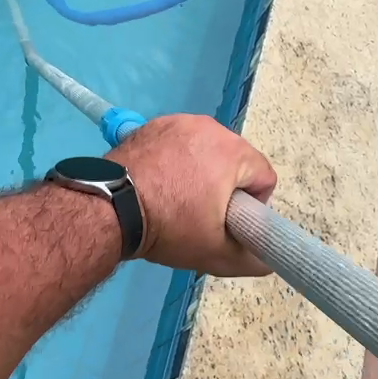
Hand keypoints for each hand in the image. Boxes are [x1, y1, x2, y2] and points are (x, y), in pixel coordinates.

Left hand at [107, 114, 275, 277]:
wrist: (110, 208)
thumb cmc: (169, 226)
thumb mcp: (217, 253)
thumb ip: (253, 257)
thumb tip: (268, 257)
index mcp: (232, 150)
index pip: (264, 177)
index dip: (252, 205)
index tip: (227, 222)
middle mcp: (209, 126)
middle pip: (235, 160)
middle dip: (225, 186)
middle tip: (200, 213)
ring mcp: (177, 121)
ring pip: (206, 149)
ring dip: (201, 170)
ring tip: (176, 197)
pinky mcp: (151, 124)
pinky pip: (178, 142)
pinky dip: (175, 158)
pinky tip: (158, 181)